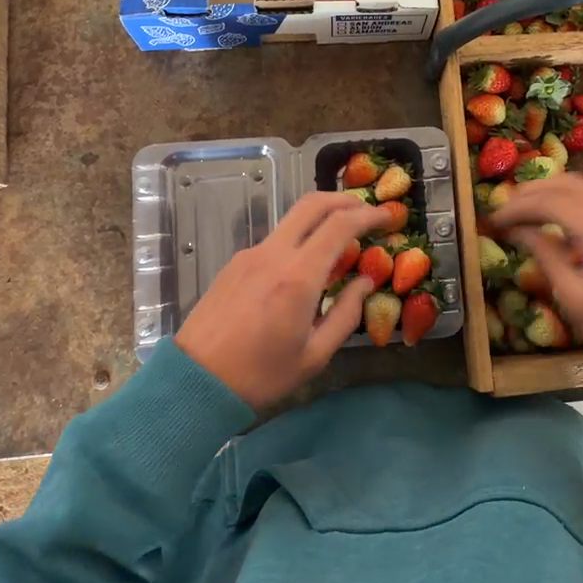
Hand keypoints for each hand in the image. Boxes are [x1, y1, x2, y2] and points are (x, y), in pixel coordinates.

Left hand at [175, 193, 389, 408]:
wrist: (194, 382)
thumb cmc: (261, 375)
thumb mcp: (315, 355)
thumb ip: (346, 313)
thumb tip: (365, 282)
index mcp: (298, 276)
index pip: (340, 224)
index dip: (369, 215)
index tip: (388, 218)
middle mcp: (274, 253)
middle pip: (313, 203)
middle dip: (345, 200)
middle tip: (366, 212)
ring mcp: (251, 254)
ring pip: (292, 220)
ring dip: (321, 220)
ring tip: (339, 244)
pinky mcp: (235, 263)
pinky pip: (275, 240)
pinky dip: (299, 240)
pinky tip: (305, 268)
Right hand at [488, 174, 582, 382]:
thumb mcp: (575, 299)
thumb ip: (545, 255)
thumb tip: (517, 230)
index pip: (550, 201)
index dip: (517, 207)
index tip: (493, 221)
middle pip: (566, 183)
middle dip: (531, 192)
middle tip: (504, 212)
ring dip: (551, 193)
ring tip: (524, 214)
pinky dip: (571, 200)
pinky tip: (556, 220)